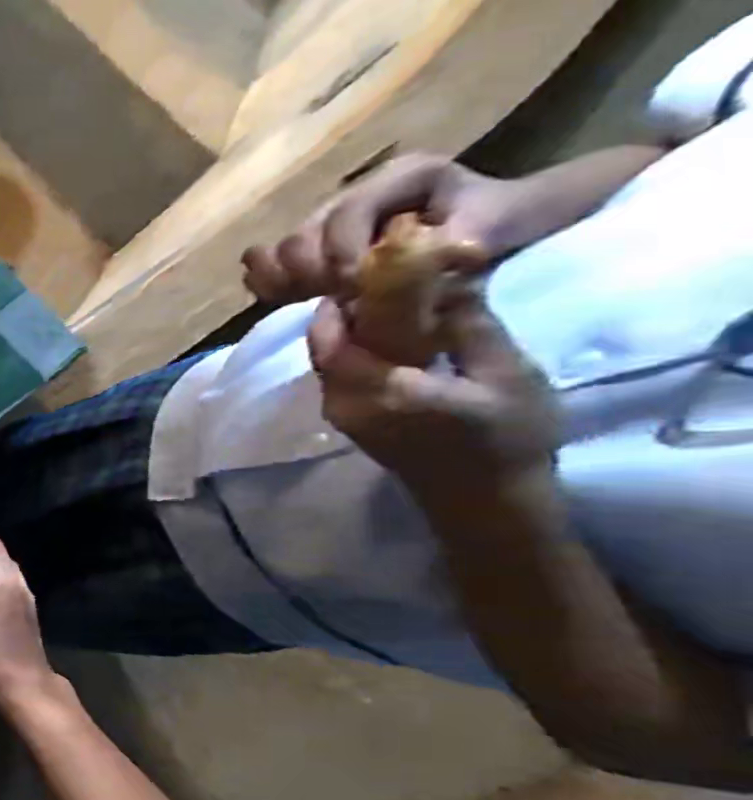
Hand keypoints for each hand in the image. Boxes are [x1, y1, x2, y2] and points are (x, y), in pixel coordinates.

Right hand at [243, 154, 520, 303]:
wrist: (508, 223)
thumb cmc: (506, 220)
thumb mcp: (500, 222)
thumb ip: (458, 238)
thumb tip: (416, 264)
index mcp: (400, 177)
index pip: (345, 214)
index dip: (342, 254)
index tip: (355, 289)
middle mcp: (354, 195)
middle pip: (299, 237)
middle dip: (312, 272)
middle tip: (340, 297)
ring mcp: (327, 224)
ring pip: (275, 254)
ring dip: (288, 283)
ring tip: (316, 299)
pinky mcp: (312, 251)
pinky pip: (266, 269)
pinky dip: (271, 287)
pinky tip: (293, 299)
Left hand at [307, 287, 561, 511]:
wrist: (483, 501)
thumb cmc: (505, 438)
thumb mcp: (504, 373)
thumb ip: (469, 326)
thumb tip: (448, 278)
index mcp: (378, 390)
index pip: (333, 338)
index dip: (342, 302)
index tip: (367, 268)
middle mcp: (344, 403)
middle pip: (324, 347)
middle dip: (342, 312)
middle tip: (378, 278)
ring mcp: (341, 416)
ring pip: (327, 362)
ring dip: (346, 332)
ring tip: (387, 301)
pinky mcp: (349, 422)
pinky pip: (337, 378)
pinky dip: (352, 353)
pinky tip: (388, 336)